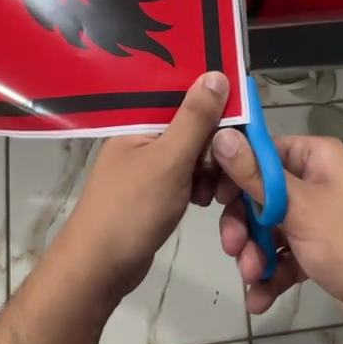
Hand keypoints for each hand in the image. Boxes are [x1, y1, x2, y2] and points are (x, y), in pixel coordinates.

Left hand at [50, 73, 231, 309]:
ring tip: (217, 193)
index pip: (183, 100)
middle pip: (191, 129)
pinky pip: (185, 179)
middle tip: (230, 172)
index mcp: (138, 123)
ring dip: (210, 171)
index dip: (215, 109)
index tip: (243, 125)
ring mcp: (146, 169)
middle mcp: (141, 140)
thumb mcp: (169, 160)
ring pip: (192, 157)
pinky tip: (203, 203)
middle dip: (215, 148)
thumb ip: (195, 118)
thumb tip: (217, 73)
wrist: (98, 270)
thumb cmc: (131, 210)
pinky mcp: (153, 194)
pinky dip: (198, 188)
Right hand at [210, 131, 342, 328]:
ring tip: (251, 278)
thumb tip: (221, 133)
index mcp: (317, 158)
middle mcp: (316, 181)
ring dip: (254, 254)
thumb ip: (255, 175)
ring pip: (268, 229)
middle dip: (244, 226)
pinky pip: (284, 255)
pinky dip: (271, 274)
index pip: (264, 152)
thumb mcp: (298, 207)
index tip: (212, 195)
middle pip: (261, 195)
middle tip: (232, 247)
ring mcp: (317, 218)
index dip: (236, 172)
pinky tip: (260, 299)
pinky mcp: (318, 250)